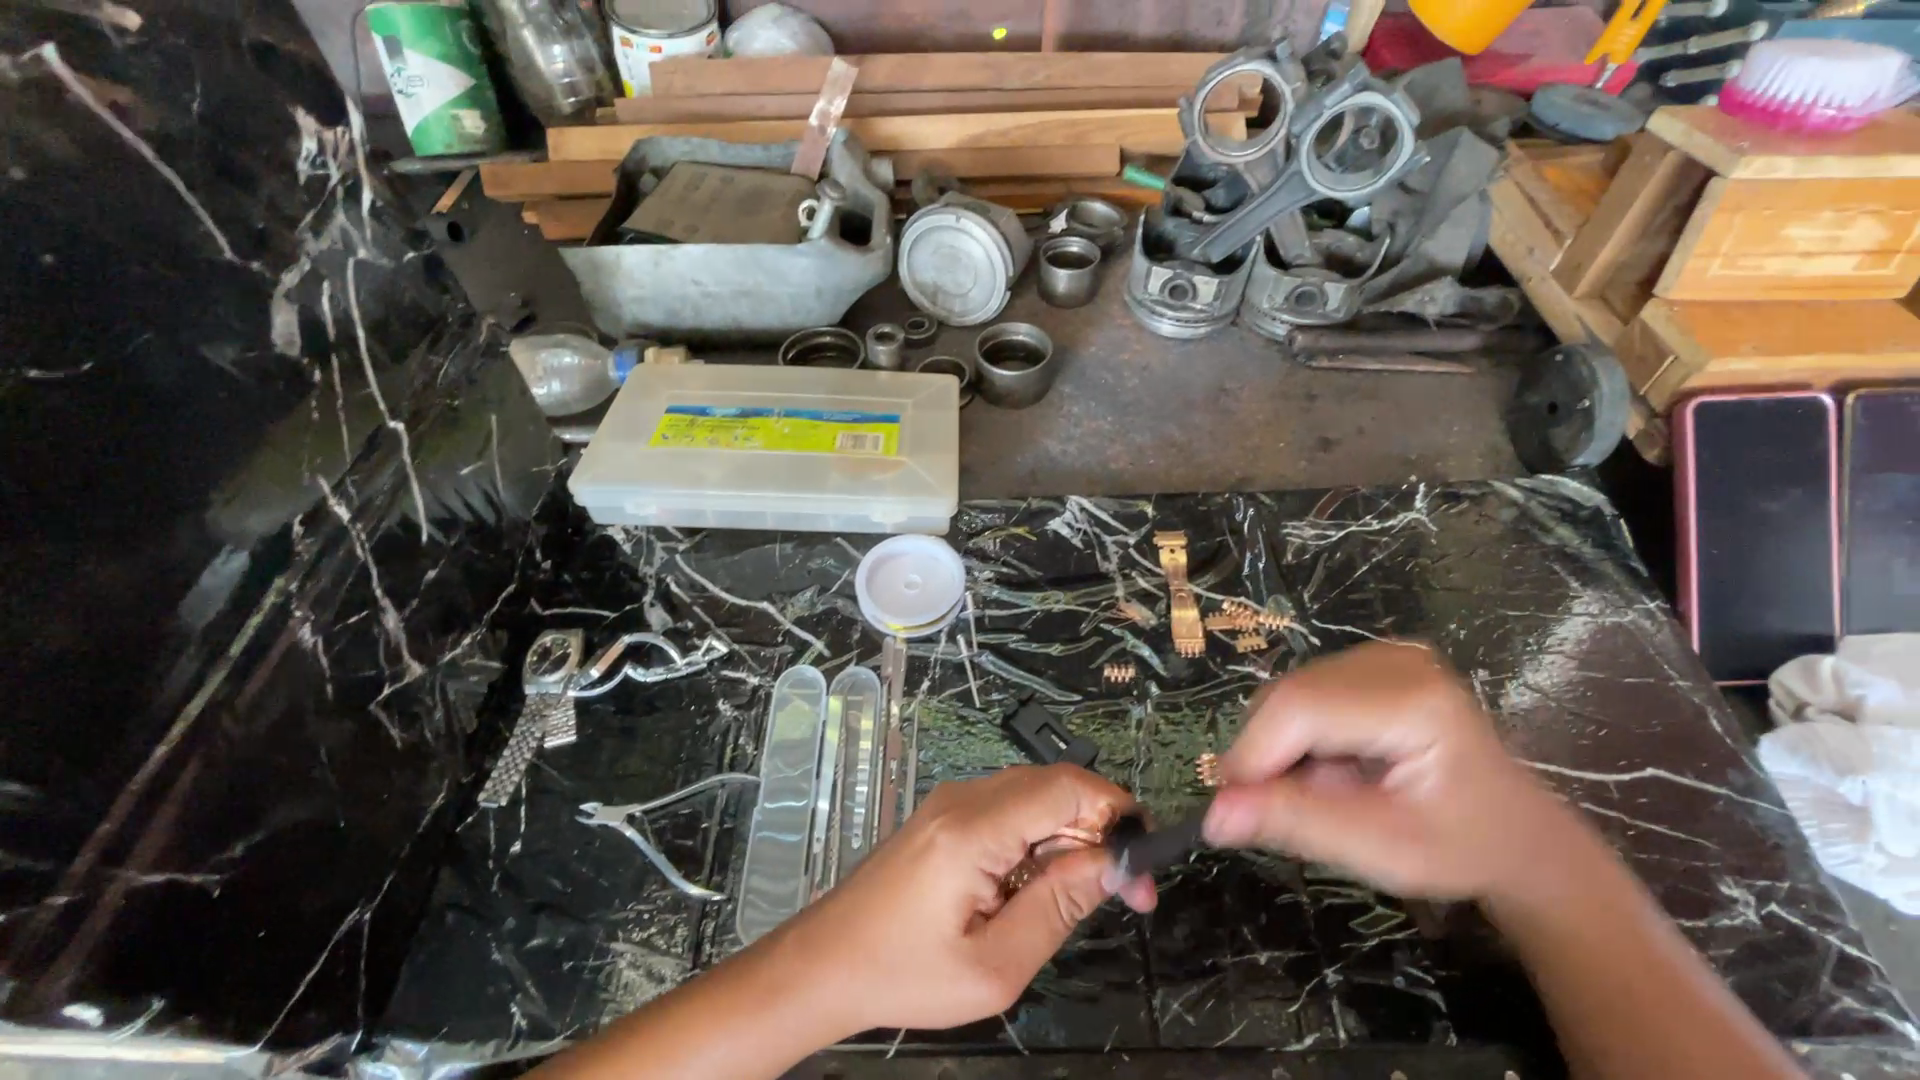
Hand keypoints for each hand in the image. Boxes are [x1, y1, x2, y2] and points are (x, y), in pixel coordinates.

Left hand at [762, 764, 1153, 1036]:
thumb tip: (1116, 865)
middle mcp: (963, 799)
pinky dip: (1040, 837)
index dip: (1116, 815)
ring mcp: (950, 803)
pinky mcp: (944, 816)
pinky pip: (1009, 809)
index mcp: (973, 829)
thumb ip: (1059, 907)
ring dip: (1071, 835)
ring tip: (1083, 896)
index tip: (1140, 870)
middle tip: (1126, 893)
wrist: (824, 963)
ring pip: (1035, 795)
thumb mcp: (995, 965)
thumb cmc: (904, 974)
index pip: (1067, 787)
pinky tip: (1038, 885)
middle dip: (1100, 830)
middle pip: (1055, 786)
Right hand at [1203, 641, 1586, 901]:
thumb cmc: (1459, 849)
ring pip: (1288, 691)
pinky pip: (1304, 690)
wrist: (1519, 837)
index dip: (1252, 754)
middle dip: (1267, 754)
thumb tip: (1212, 816)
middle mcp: (1396, 660)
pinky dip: (1298, 733)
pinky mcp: (1375, 660)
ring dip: (1282, 745)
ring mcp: (1386, 654)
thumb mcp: (1379, 850)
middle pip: (1289, 694)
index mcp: (1414, 701)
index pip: (1299, 707)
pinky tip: (1331, 763)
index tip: (1232, 806)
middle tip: (1280, 809)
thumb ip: (1294, 824)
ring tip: (1321, 789)